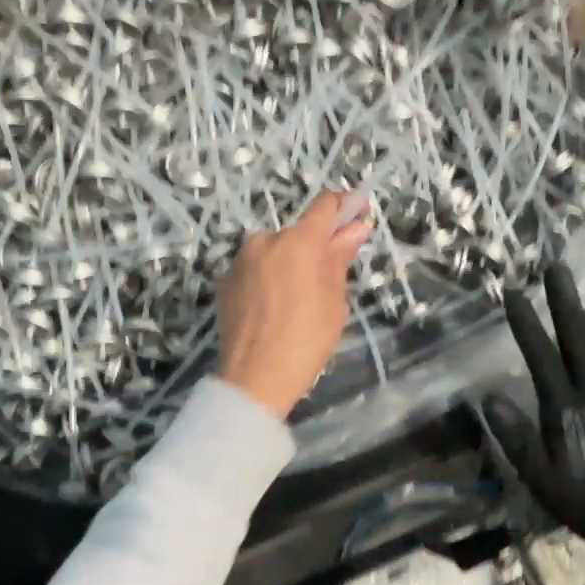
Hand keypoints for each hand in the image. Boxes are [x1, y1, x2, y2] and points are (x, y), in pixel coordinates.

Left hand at [217, 192, 371, 418]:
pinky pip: (255, 271)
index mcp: (298, 241)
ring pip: (274, 252)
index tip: (358, 214)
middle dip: (316, 247)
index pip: (325, 206)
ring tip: (298, 301)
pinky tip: (275, 309)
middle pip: (298, 233)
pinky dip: (269, 280)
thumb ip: (340, 257)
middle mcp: (265, 240)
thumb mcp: (334, 299)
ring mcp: (241, 261)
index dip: (344, 206)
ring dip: (290, 264)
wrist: (255, 378)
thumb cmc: (307, 339)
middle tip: (329, 280)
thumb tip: (356, 227)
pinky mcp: (225, 283)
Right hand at [483, 265, 584, 552]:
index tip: (511, 293)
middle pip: (581, 339)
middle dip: (566, 302)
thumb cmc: (584, 501)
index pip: (541, 357)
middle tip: (556, 266)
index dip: (525, 324)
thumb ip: (516, 440)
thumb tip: (487, 398)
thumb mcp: (539, 479)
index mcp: (567, 409)